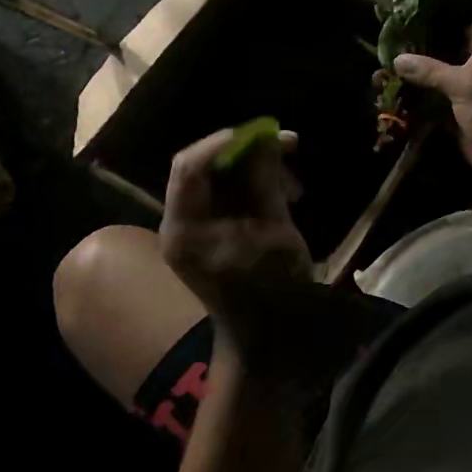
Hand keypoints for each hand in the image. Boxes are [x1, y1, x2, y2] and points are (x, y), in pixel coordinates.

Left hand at [159, 128, 312, 354]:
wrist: (267, 338)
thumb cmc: (275, 290)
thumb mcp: (277, 232)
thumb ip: (267, 183)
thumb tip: (269, 140)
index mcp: (186, 228)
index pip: (190, 167)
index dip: (224, 142)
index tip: (265, 133)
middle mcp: (178, 224)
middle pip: (203, 168)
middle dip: (246, 153)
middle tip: (287, 146)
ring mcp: (189, 229)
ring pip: (217, 178)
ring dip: (254, 169)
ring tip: (293, 183)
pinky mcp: (204, 233)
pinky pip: (224, 195)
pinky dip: (251, 187)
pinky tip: (283, 193)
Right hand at [393, 25, 471, 183]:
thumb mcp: (466, 84)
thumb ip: (431, 70)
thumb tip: (397, 58)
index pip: (454, 25)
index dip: (430, 21)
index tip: (401, 18)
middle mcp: (470, 67)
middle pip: (436, 55)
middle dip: (410, 54)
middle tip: (379, 49)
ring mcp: (460, 93)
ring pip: (428, 83)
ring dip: (405, 82)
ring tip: (374, 77)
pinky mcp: (451, 117)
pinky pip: (427, 108)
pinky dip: (409, 106)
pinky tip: (385, 101)